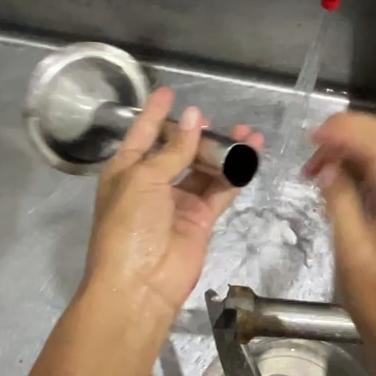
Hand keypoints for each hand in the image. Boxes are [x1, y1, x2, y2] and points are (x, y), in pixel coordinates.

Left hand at [83, 87, 260, 325]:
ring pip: (204, 168)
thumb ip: (172, 149)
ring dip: (223, 151)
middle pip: (179, 150)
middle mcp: (151, 183)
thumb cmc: (128, 225)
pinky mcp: (200, 219)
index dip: (156, 113)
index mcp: (126, 170)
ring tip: (248, 134)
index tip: (168, 91)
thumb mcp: (143, 178)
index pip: (143, 134)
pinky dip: (234, 174)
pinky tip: (250, 156)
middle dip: (198, 133)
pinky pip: (219, 190)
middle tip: (218, 120)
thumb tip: (194, 117)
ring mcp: (177, 202)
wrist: (139, 284)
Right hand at [303, 112, 375, 340]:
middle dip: (347, 131)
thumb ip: (340, 202)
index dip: (348, 130)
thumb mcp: (352, 251)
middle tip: (311, 145)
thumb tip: (327, 168)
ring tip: (313, 166)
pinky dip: (350, 164)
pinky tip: (326, 177)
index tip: (312, 137)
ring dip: (346, 147)